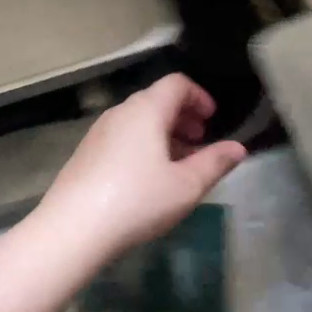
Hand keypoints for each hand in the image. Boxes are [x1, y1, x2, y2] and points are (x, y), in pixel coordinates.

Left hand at [33, 75, 246, 262]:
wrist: (72, 229)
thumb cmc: (137, 201)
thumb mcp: (186, 186)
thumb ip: (215, 163)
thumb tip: (238, 148)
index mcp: (147, 109)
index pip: (177, 83)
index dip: (199, 96)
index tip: (212, 120)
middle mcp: (121, 112)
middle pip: (157, 100)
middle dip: (183, 117)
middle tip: (200, 142)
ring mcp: (99, 131)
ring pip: (139, 121)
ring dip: (164, 134)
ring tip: (178, 165)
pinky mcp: (86, 153)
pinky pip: (123, 137)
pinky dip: (143, 145)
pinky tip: (148, 179)